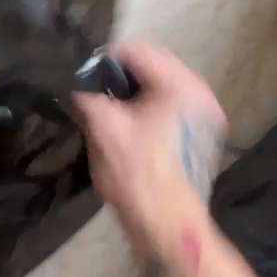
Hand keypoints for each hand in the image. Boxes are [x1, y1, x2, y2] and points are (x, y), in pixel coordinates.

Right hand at [72, 42, 227, 261]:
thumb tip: (72, 84)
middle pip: (154, 68)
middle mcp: (201, 96)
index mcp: (183, 88)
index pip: (140, 52)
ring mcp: (204, 117)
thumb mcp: (103, 128)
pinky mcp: (197, 136)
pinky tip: (124, 127)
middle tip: (88, 91)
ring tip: (102, 109)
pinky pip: (166, 108)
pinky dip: (144, 109)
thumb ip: (87, 97)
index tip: (80, 74)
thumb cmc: (137, 173)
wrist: (166, 224)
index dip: (105, 59)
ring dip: (131, 94)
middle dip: (119, 76)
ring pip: (160, 89)